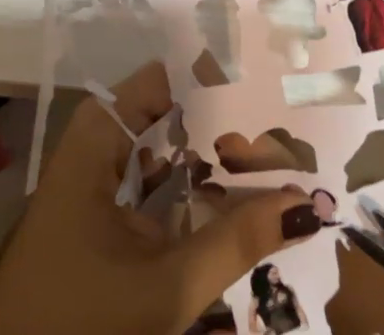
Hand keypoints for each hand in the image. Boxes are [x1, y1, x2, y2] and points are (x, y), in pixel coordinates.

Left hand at [0, 63, 325, 334]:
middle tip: (290, 114)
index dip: (214, 76)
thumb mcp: (165, 285)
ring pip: (167, 156)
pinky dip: (197, 191)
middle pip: (169, 117)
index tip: (269, 73)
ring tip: (280, 149)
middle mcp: (97, 152)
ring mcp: (100, 190)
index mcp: (96, 143)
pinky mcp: (105, 224)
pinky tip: (242, 201)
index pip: (162, 81)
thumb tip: (307, 202)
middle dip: (225, 118)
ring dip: (215, 157)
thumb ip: (236, 241)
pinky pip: (159, 191)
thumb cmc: (76, 321)